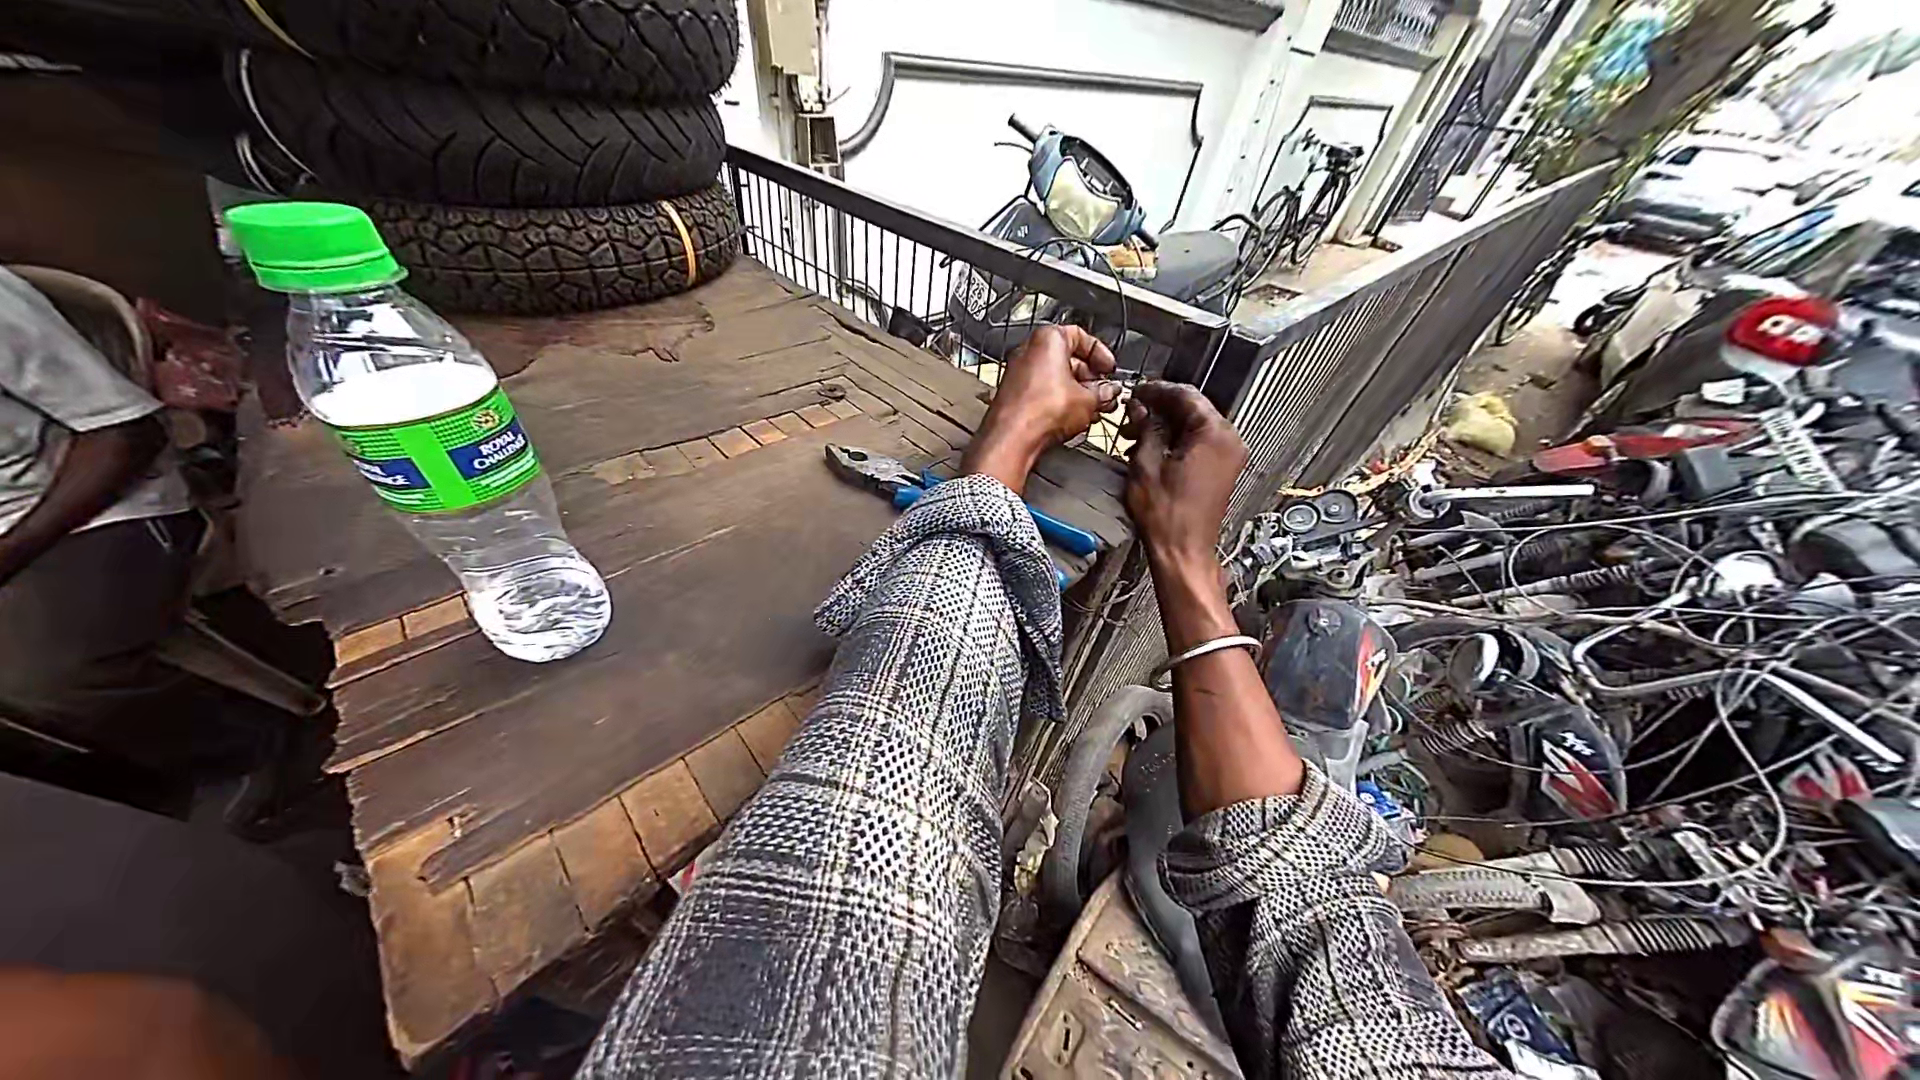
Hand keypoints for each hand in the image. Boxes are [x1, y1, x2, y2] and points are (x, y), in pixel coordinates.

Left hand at [961, 325, 1119, 493]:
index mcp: (1048, 340)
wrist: (1011, 438)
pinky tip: (1073, 416)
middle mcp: (1029, 352)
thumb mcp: (1088, 400)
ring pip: (1055, 377)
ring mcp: (1019, 373)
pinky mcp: (1014, 395)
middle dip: (1090, 377)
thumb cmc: (1040, 411)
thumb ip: (1103, 392)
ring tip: (1093, 408)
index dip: (1100, 353)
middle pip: (1068, 358)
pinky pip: (1042, 392)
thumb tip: (1109, 391)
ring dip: (1077, 392)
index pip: (1081, 336)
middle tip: (1104, 392)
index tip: (1109, 368)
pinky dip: (1059, 401)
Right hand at [1123, 381, 1247, 575]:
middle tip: (1132, 414)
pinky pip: (1199, 444)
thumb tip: (1140, 410)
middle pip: (1192, 409)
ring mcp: (1228, 457)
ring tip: (1135, 434)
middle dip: (1159, 409)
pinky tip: (1151, 449)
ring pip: (1194, 426)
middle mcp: (1228, 442)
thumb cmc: (1168, 518)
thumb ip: (1145, 429)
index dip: (1156, 391)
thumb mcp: (1145, 465)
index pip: (1185, 395)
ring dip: (1165, 426)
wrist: (1183, 551)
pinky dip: (1176, 441)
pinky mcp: (1221, 471)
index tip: (1137, 392)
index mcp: (1215, 435)